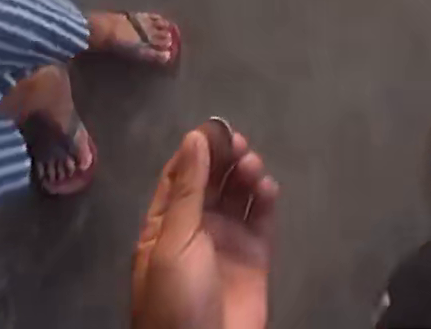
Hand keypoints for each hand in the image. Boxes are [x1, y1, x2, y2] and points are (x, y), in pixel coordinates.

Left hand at [133, 124, 279, 328]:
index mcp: (164, 229)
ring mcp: (228, 238)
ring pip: (239, 191)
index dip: (197, 150)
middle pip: (212, 179)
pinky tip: (266, 190)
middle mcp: (196, 228)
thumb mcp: (173, 243)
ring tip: (252, 169)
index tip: (217, 129)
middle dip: (226, 158)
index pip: (179, 177)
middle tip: (239, 145)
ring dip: (246, 173)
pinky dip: (266, 195)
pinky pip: (262, 212)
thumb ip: (187, 189)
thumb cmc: (177, 301)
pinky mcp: (256, 249)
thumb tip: (194, 137)